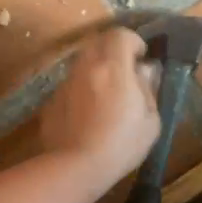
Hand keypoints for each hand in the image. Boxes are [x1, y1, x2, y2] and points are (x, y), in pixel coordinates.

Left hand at [39, 28, 159, 186]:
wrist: (75, 168)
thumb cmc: (121, 145)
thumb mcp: (150, 120)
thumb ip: (148, 88)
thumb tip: (145, 70)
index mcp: (113, 67)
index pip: (120, 34)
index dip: (133, 42)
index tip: (141, 57)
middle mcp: (85, 68)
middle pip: (97, 43)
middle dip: (113, 51)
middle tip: (125, 72)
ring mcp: (64, 84)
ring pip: (80, 64)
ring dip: (95, 70)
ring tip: (106, 94)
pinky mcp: (50, 101)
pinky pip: (69, 86)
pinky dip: (80, 90)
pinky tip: (86, 114)